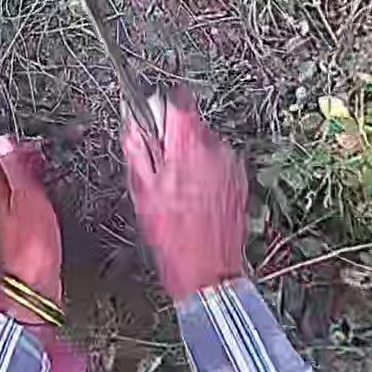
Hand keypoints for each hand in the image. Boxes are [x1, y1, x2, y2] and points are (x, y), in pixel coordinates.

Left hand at [0, 135, 62, 308]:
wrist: (34, 288)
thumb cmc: (31, 245)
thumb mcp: (28, 197)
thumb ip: (15, 169)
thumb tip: (4, 143)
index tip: (18, 143)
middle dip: (11, 163)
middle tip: (33, 157)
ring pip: (3, 193)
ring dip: (19, 181)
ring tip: (39, 177)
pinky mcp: (11, 239)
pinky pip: (14, 210)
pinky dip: (25, 200)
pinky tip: (40, 204)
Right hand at [123, 90, 246, 300]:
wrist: (206, 269)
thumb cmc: (173, 235)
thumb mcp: (142, 189)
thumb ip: (137, 149)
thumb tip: (132, 126)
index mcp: (188, 148)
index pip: (178, 103)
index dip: (160, 106)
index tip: (149, 113)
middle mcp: (215, 151)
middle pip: (190, 124)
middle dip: (171, 137)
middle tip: (155, 161)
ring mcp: (230, 166)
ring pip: (203, 144)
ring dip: (187, 155)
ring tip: (173, 185)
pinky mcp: (239, 181)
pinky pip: (216, 163)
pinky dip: (203, 171)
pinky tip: (190, 194)